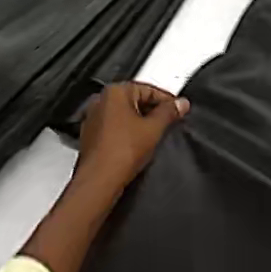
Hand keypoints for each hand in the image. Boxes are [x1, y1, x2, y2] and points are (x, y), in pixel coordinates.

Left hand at [21, 82, 189, 271]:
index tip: (177, 107)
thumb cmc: (119, 154)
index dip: (166, 100)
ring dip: (139, 123)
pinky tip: (136, 147)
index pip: (147, 89)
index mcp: (115, 92)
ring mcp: (93, 120)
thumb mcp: (154, 129)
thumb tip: (180, 104)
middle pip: (135, 100)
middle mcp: (101, 102)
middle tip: (168, 122)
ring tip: (153, 137)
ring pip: (124, 115)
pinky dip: (126, 134)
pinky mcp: (91, 137)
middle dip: (152, 111)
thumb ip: (169, 112)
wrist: (99, 182)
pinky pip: (114, 129)